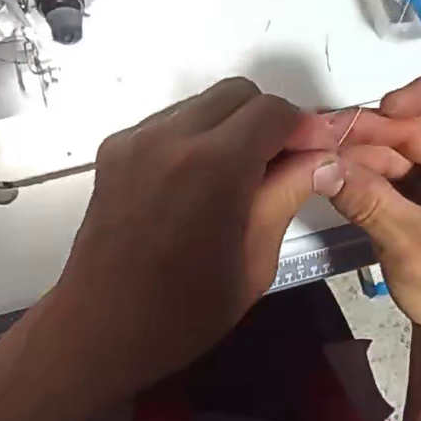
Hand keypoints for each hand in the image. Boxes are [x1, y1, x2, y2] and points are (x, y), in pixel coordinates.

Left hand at [40, 78, 420, 412]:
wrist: (100, 328)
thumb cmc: (183, 314)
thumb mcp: (254, 261)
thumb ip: (286, 195)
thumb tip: (319, 158)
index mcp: (213, 166)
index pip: (273, 111)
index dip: (303, 128)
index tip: (313, 154)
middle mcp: (170, 137)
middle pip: (237, 93)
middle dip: (266, 120)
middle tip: (278, 164)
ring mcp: (135, 139)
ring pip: (201, 103)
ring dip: (229, 126)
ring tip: (237, 176)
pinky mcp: (113, 149)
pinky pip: (168, 122)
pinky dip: (194, 137)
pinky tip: (196, 181)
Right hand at [315, 75, 420, 420]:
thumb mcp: (412, 242)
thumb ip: (366, 198)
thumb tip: (321, 163)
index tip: (390, 109)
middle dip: (381, 133)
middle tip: (339, 144)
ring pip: (398, 148)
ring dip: (363, 155)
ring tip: (330, 163)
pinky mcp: (416, 202)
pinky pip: (386, 173)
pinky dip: (361, 174)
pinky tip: (336, 178)